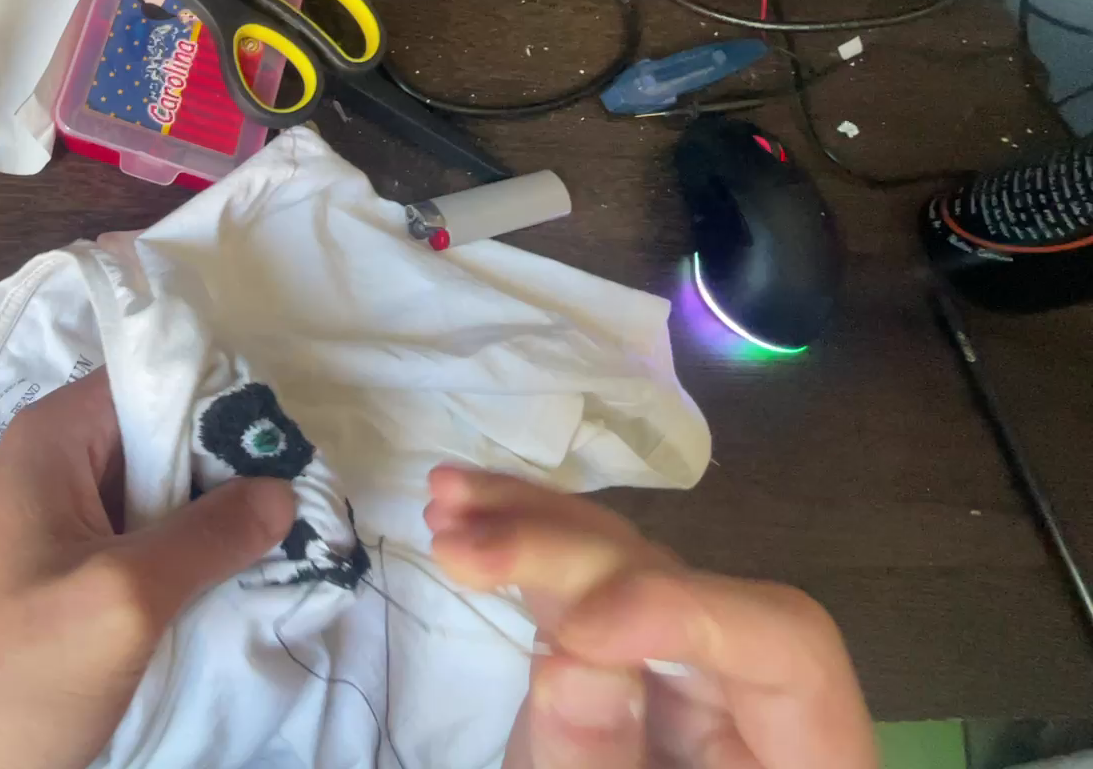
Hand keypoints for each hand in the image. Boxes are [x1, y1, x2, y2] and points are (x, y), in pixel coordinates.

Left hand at [0, 369, 296, 768]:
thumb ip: (207, 536)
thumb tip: (281, 490)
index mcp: (56, 435)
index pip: (153, 381)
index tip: (289, 439)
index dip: (221, 400)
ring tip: (289, 534)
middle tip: (304, 495)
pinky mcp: (62, 573)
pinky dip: (183, 554)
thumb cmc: (5, 670)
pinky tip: (235, 576)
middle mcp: (55, 461)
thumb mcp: (122, 598)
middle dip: (226, 464)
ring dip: (211, 515)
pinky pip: (136, 541)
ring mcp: (57, 520)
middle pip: (158, 436)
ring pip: (153, 493)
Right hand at [425, 468, 877, 768]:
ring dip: (519, 519)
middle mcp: (742, 679)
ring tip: (443, 501)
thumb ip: (599, 762)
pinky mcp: (611, 633)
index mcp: (801, 757)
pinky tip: (456, 509)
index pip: (781, 644)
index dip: (678, 613)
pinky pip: (567, 564)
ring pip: (611, 549)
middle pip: (671, 576)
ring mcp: (673, 649)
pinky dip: (510, 530)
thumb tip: (566, 655)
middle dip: (557, 551)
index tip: (568, 633)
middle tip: (459, 547)